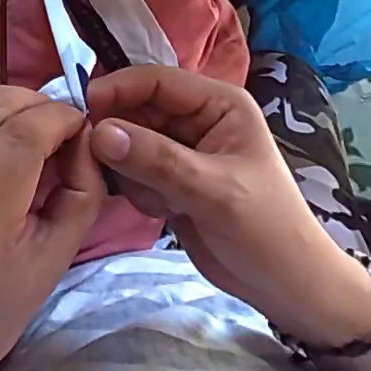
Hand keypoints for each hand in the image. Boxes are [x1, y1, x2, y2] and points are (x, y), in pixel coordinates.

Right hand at [85, 65, 370, 345]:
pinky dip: (137, 189)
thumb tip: (99, 132)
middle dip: (120, 135)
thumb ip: (156, 160)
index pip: (157, 81)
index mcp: (219, 103)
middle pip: (138, 109)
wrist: (286, 289)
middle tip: (102, 162)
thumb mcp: (214, 191)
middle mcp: (197, 119)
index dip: (119, 89)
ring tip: (159, 200)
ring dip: (130, 169)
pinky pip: (133, 169)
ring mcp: (181, 150)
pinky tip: (165, 213)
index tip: (83, 110)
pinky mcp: (170, 178)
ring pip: (130, 140)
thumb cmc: (267, 231)